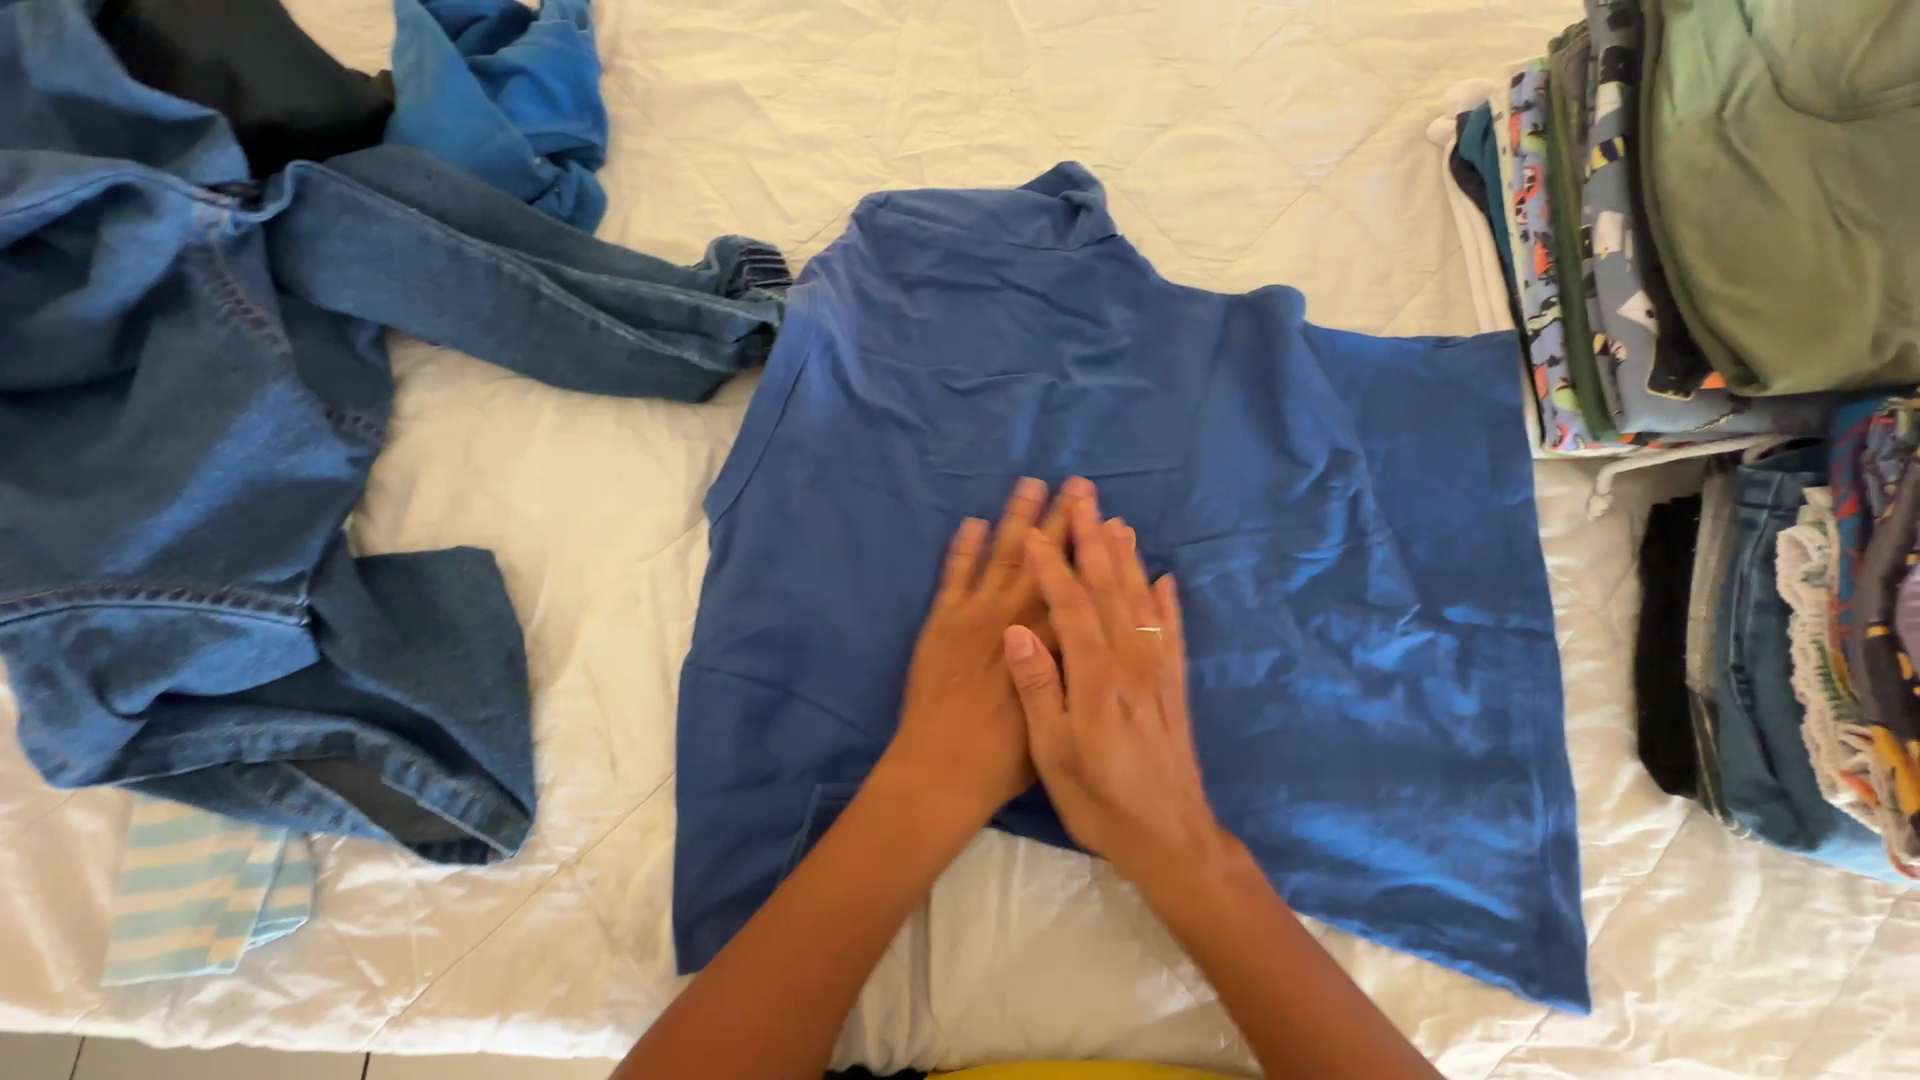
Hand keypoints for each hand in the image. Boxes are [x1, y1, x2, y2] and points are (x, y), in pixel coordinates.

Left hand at [883, 477, 1076, 822]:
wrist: (943, 769)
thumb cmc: (1007, 758)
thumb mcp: (1060, 720)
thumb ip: (1072, 670)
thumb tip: (1095, 633)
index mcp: (1048, 642)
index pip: (1075, 585)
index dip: (1092, 550)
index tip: (1106, 519)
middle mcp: (1014, 618)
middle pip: (1043, 559)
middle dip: (1062, 519)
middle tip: (1079, 484)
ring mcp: (975, 616)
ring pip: (1000, 555)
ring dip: (1017, 518)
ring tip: (1031, 483)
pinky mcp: (942, 622)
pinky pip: (954, 575)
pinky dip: (963, 548)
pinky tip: (974, 521)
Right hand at [1003, 481, 1237, 883]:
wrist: (1171, 837)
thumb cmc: (1100, 800)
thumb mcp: (1053, 754)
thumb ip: (1038, 688)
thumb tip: (1016, 630)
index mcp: (1096, 677)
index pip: (1070, 607)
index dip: (1051, 567)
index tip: (1034, 533)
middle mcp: (1131, 663)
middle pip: (1111, 590)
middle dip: (1094, 541)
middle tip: (1083, 498)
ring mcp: (1158, 672)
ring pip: (1140, 602)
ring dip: (1127, 558)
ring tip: (1117, 521)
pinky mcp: (1175, 687)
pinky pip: (1171, 632)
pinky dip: (1167, 601)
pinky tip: (1164, 578)